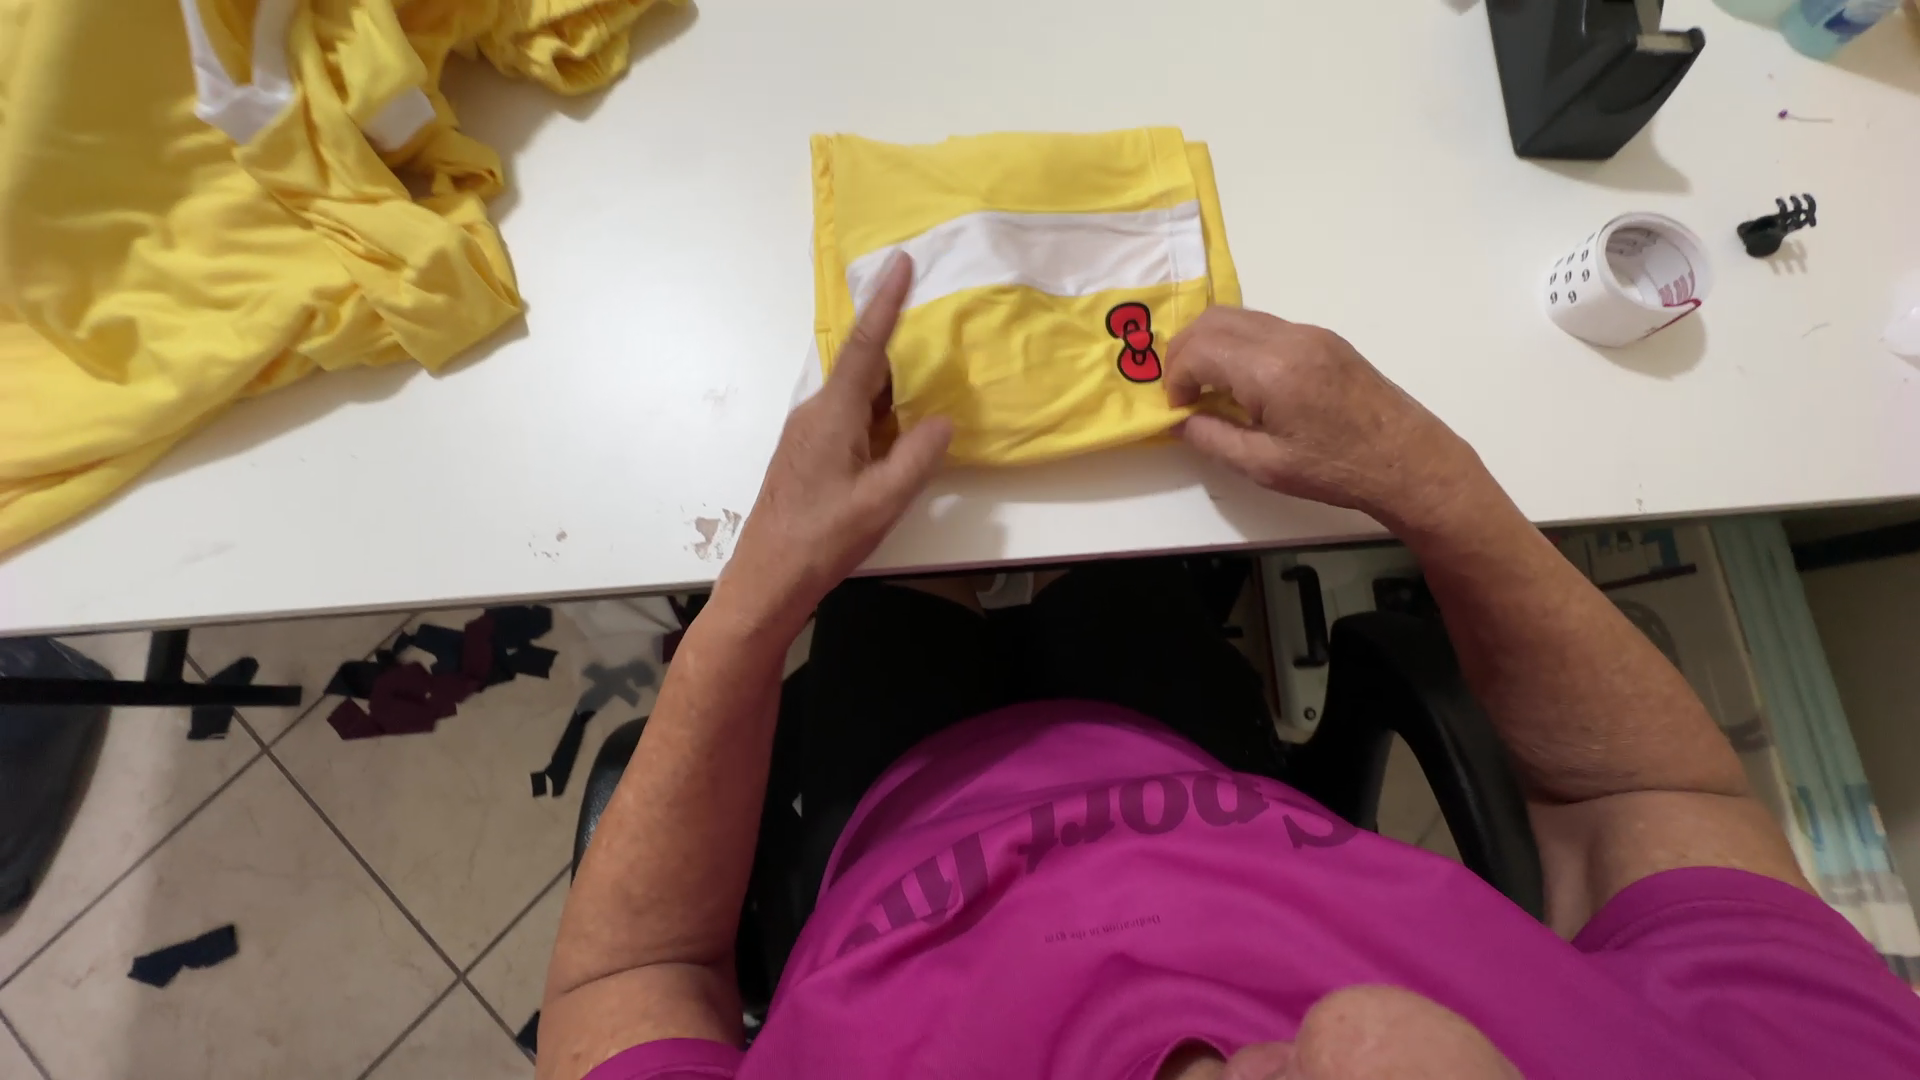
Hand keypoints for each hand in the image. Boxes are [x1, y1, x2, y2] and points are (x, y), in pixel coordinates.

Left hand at [718, 254, 952, 636]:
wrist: (769, 576)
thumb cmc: (824, 537)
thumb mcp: (883, 500)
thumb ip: (918, 456)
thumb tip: (943, 420)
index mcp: (833, 415)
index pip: (867, 347)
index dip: (885, 303)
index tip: (899, 262)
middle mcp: (815, 414)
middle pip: (863, 370)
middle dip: (899, 355)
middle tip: (937, 347)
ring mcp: (807, 434)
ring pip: (856, 399)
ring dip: (890, 396)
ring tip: (926, 401)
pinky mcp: (807, 455)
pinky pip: (848, 421)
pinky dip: (876, 420)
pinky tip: (895, 443)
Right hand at [1166, 308, 1485, 531]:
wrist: (1408, 462)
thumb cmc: (1334, 470)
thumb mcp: (1262, 465)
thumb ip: (1210, 437)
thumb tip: (1176, 419)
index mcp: (1272, 371)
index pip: (1198, 351)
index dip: (1175, 379)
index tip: (1178, 410)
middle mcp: (1289, 338)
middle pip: (1212, 321)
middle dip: (1183, 354)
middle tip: (1182, 394)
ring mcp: (1308, 333)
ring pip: (1236, 317)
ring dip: (1207, 346)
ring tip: (1206, 388)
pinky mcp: (1322, 339)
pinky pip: (1261, 326)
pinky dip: (1234, 345)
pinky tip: (1239, 383)